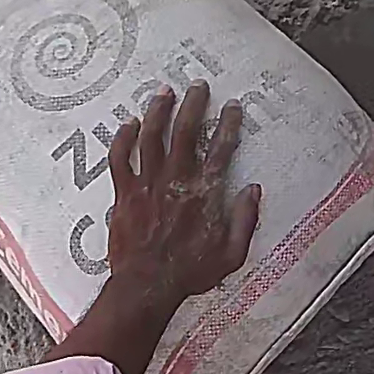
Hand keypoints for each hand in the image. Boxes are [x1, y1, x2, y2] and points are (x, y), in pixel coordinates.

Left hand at [105, 81, 261, 308]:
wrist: (147, 286)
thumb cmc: (189, 272)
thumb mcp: (231, 254)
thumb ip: (245, 220)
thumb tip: (253, 191)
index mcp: (204, 194)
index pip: (221, 149)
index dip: (228, 124)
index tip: (232, 107)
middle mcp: (176, 182)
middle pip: (185, 132)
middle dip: (193, 105)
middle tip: (197, 87)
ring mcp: (147, 185)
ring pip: (152, 138)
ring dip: (159, 111)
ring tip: (164, 92)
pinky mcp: (125, 194)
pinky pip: (120, 159)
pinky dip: (123, 139)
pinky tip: (129, 123)